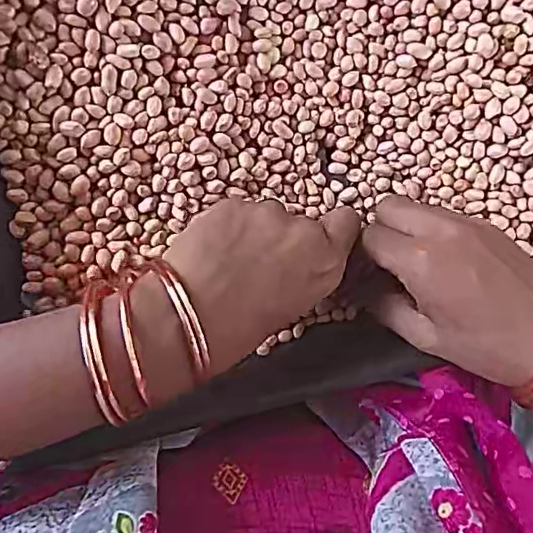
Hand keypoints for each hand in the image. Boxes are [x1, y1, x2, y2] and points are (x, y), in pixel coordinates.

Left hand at [162, 199, 361, 368]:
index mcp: (325, 263)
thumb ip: (305, 274)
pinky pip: (236, 211)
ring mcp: (267, 213)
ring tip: (229, 261)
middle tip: (258, 264)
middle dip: (282, 236)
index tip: (316, 238)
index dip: (330, 228)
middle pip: (300, 221)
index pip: (346, 222)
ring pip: (265, 215)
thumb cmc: (237, 329)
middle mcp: (303, 232)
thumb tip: (295, 264)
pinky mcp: (234, 203)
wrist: (185, 318)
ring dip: (252, 230)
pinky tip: (212, 250)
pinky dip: (226, 226)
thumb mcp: (292, 309)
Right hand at [358, 197, 532, 387]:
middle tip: (387, 263)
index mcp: (421, 260)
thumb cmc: (488, 347)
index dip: (360, 257)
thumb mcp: (426, 338)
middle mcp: (441, 229)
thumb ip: (386, 308)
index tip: (365, 276)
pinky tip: (445, 261)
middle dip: (379, 229)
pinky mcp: (487, 224)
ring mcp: (467, 221)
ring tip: (416, 262)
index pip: (370, 236)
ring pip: (417, 205)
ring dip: (405, 226)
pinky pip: (444, 214)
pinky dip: (432, 229)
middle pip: (388, 205)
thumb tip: (366, 290)